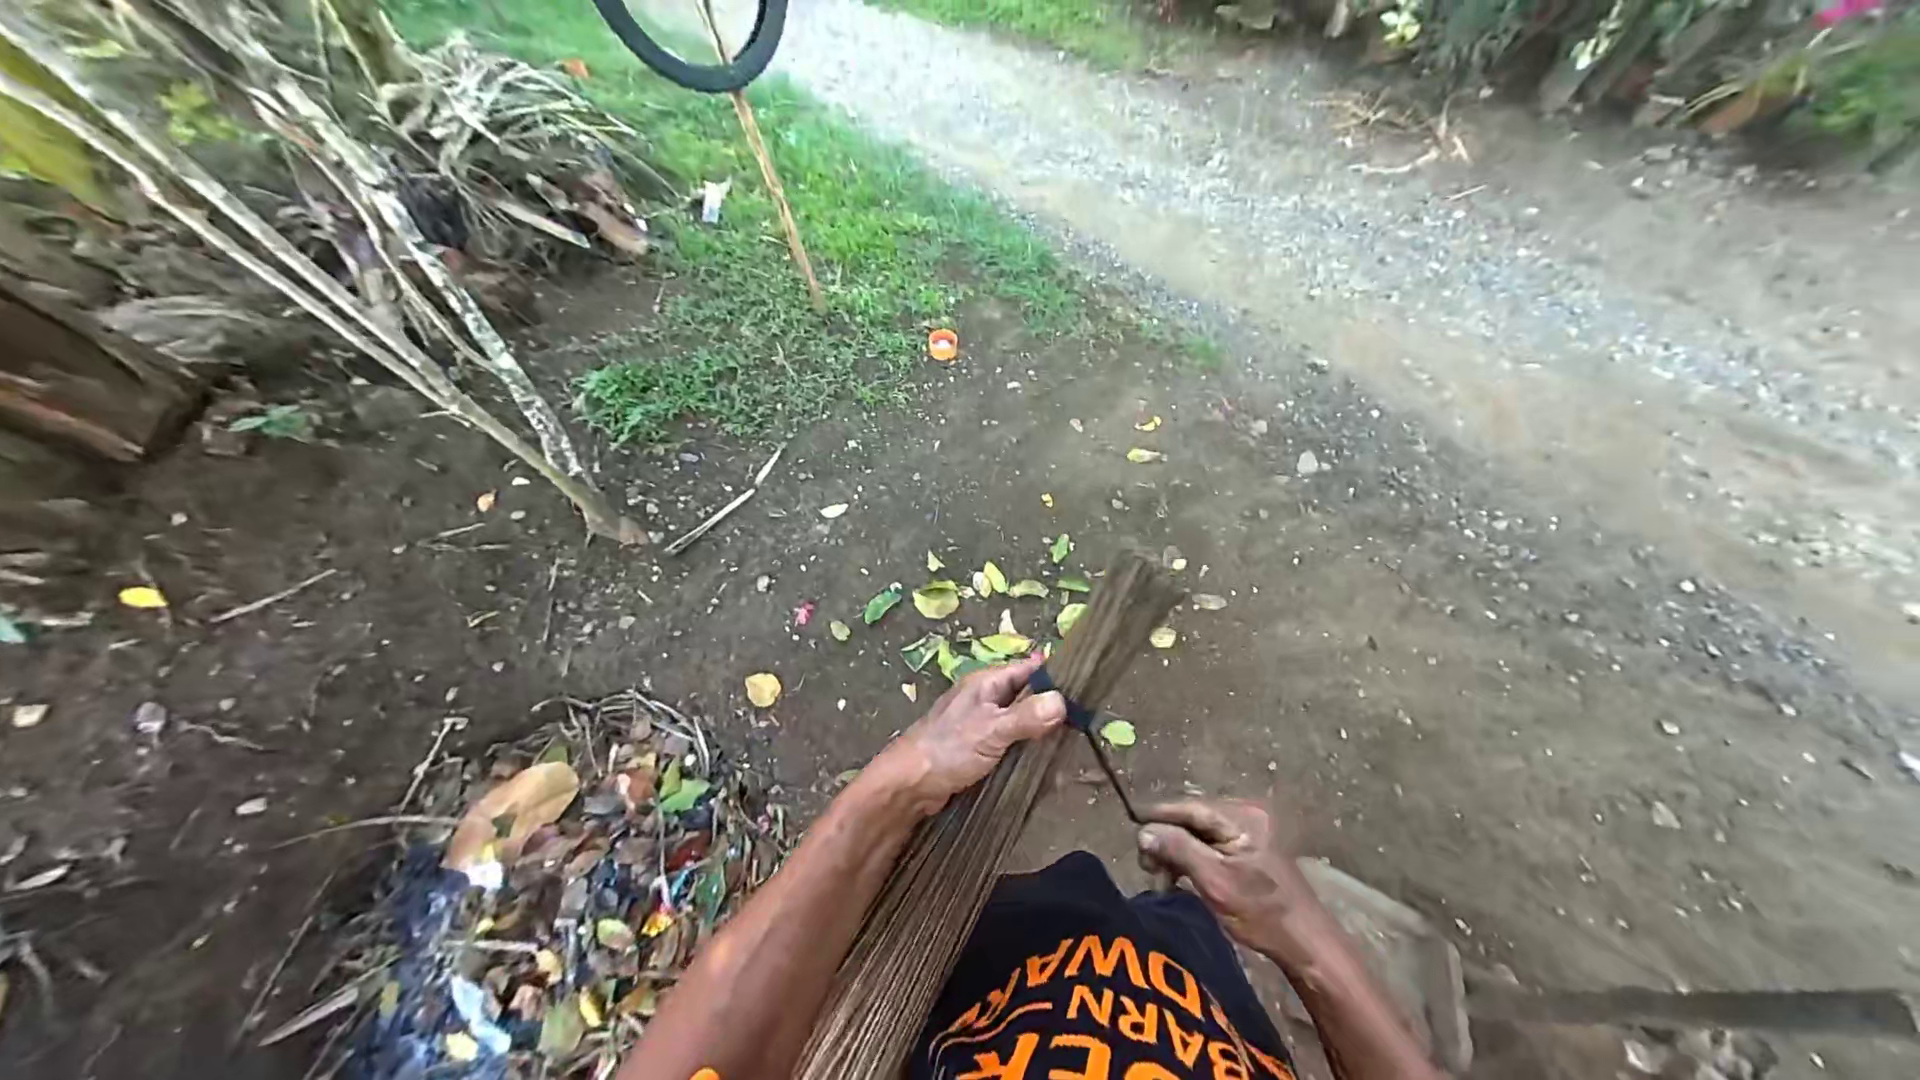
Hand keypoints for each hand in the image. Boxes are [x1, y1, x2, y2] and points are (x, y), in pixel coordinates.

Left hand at [865, 655, 1065, 815]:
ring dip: (1040, 730)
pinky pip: (1011, 741)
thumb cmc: (948, 749)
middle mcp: (985, 697)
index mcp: (987, 683)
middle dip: (1052, 707)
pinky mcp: (979, 747)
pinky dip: (1027, 747)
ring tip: (1070, 744)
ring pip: (1021, 719)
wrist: (909, 784)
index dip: (1056, 675)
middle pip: (1028, 694)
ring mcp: (982, 722)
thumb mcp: (991, 729)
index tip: (1088, 687)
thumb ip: (1026, 716)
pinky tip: (1043, 761)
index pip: (1029, 669)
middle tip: (1085, 723)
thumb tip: (1062, 701)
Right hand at [1136, 799, 1324, 957]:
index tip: (1130, 825)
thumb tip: (1142, 831)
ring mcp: (1248, 829)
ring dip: (1177, 852)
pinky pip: (1209, 842)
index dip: (1157, 816)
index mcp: (1241, 816)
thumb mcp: (1214, 881)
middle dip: (1166, 840)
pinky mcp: (1247, 846)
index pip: (1188, 807)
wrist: (1307, 944)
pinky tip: (1179, 876)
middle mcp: (1245, 813)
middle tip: (1148, 867)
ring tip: (1162, 878)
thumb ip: (1178, 849)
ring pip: (1197, 832)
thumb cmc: (1262, 913)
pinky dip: (1192, 858)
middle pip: (1190, 818)